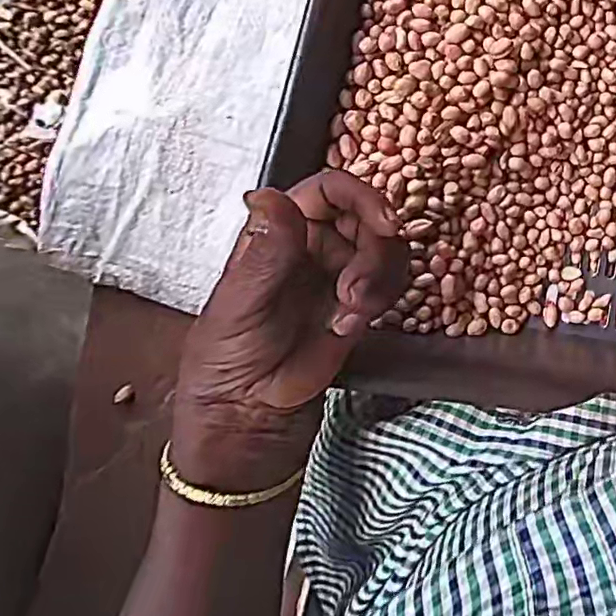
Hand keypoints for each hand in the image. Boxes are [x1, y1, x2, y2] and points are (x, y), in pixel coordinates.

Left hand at [170, 171, 405, 490]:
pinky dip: (382, 300)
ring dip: (380, 278)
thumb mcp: (237, 309)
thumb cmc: (224, 364)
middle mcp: (315, 245)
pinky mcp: (361, 303)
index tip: (385, 222)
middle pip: (369, 217)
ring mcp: (341, 272)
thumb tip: (270, 195)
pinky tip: (351, 326)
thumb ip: (264, 255)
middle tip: (357, 291)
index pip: (328, 190)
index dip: (360, 196)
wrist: (248, 425)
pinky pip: (391, 283)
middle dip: (376, 249)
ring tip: (350, 315)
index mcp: (278, 233)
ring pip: (387, 249)